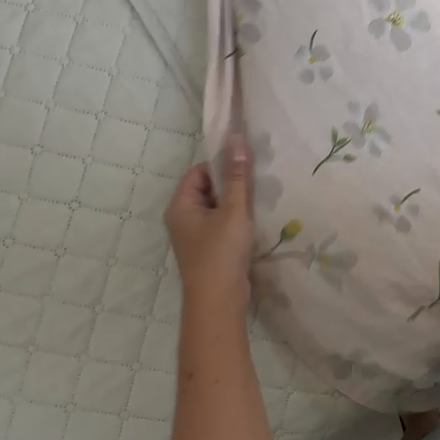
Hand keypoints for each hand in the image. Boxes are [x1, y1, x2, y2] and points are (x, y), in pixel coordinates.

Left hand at [165, 135, 255, 305]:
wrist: (218, 299)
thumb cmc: (221, 252)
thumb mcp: (233, 210)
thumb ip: (237, 176)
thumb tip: (237, 140)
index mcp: (180, 206)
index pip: (198, 172)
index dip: (221, 166)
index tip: (246, 168)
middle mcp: (183, 218)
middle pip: (207, 188)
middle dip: (232, 184)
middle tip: (256, 181)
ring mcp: (195, 235)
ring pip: (217, 207)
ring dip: (237, 202)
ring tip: (259, 199)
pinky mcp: (209, 248)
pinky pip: (222, 223)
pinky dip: (237, 219)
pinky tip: (256, 220)